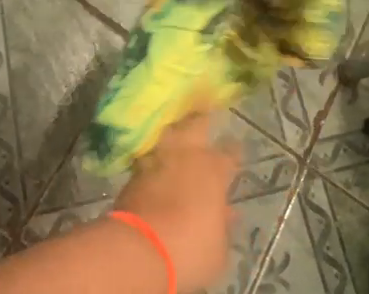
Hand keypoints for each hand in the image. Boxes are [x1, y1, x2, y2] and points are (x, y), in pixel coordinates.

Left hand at [111, 113, 239, 291]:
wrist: (138, 251)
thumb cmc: (189, 251)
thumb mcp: (217, 249)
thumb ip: (221, 226)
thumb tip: (225, 213)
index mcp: (213, 170)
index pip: (229, 153)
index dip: (233, 151)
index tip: (236, 149)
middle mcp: (185, 155)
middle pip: (195, 124)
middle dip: (201, 120)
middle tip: (204, 117)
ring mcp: (156, 160)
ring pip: (167, 135)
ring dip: (174, 136)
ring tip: (177, 138)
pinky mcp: (132, 173)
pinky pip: (148, 157)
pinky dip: (154, 159)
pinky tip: (156, 166)